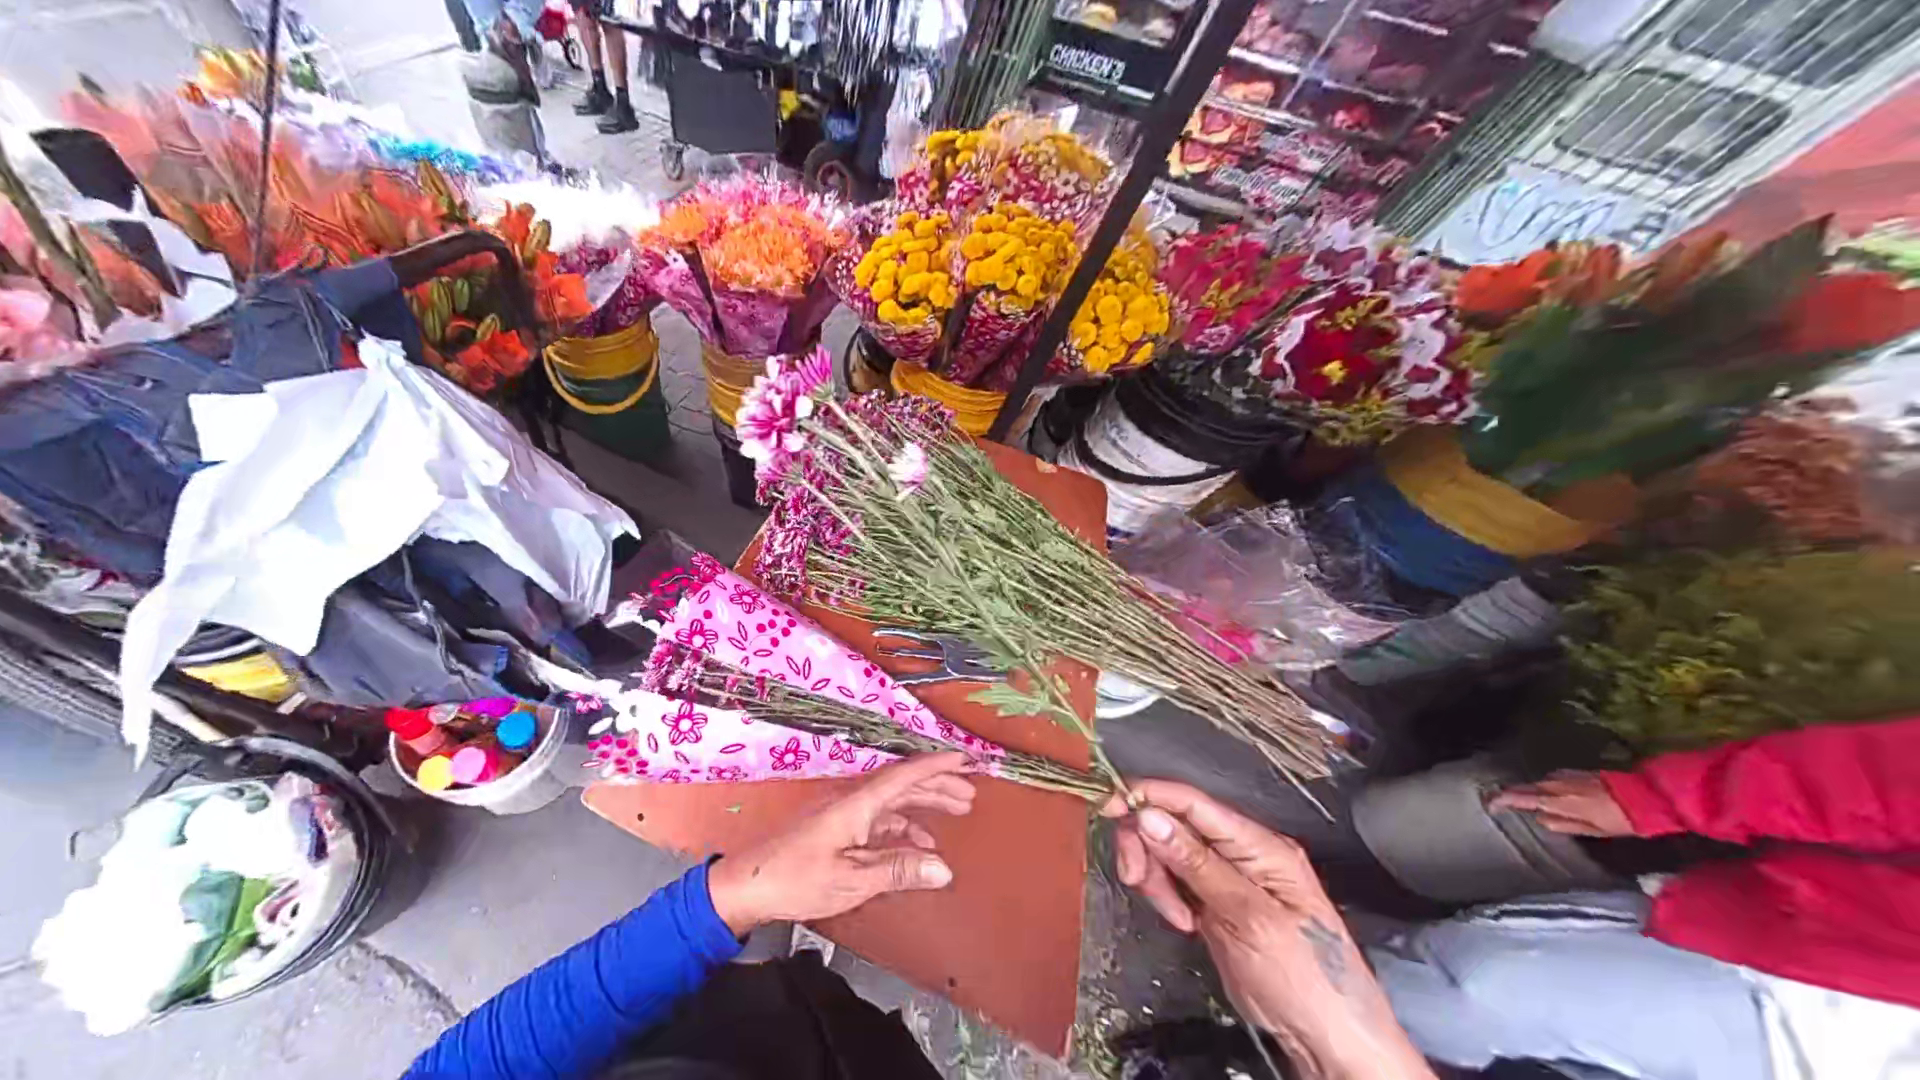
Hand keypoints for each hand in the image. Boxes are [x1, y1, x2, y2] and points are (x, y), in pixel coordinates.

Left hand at [706, 752, 975, 935]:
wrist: (747, 884)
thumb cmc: (797, 878)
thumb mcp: (852, 880)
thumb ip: (899, 870)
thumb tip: (944, 868)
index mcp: (859, 803)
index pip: (906, 775)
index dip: (938, 765)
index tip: (967, 758)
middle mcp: (855, 798)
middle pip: (904, 782)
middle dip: (939, 784)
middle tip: (971, 792)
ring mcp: (846, 810)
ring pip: (895, 797)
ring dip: (925, 801)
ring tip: (955, 810)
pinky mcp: (839, 824)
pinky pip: (882, 815)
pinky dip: (905, 824)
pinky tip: (919, 841)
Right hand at [1104, 781, 1433, 1079]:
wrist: (1331, 1046)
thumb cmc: (1308, 981)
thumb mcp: (1249, 918)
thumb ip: (1197, 864)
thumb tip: (1149, 816)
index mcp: (1259, 845)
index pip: (1193, 803)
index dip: (1149, 797)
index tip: (1110, 807)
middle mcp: (1240, 852)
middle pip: (1173, 824)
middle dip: (1147, 845)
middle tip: (1136, 878)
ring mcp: (1227, 877)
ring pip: (1167, 851)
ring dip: (1154, 875)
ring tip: (1173, 914)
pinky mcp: (1214, 902)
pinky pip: (1174, 880)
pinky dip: (1165, 895)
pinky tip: (1181, 920)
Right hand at [1487, 770, 1633, 836]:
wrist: (1645, 797)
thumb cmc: (1619, 820)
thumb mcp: (1593, 830)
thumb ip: (1562, 824)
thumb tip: (1540, 818)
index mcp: (1555, 801)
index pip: (1518, 797)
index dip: (1501, 800)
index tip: (1490, 805)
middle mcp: (1553, 784)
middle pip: (1524, 787)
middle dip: (1512, 794)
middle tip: (1505, 802)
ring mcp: (1562, 775)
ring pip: (1538, 783)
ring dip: (1532, 790)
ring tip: (1531, 800)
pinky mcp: (1572, 772)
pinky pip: (1551, 779)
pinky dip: (1547, 786)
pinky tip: (1555, 793)